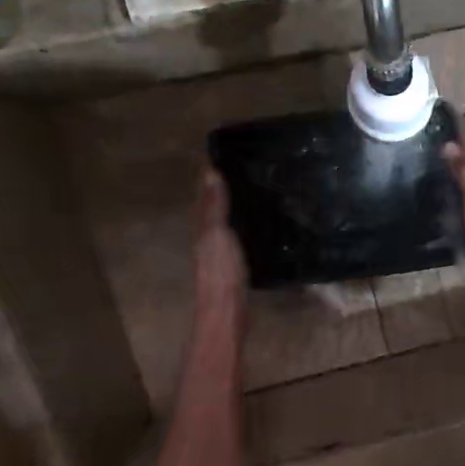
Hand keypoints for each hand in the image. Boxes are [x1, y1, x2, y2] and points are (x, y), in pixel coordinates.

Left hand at [193, 166, 247, 324]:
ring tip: (256, 188)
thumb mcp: (217, 235)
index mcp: (203, 228)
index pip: (205, 193)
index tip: (224, 151)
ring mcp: (221, 253)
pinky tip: (261, 224)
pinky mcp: (235, 266)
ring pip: (226, 221)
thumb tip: (210, 171)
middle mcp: (209, 238)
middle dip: (225, 186)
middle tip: (246, 165)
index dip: (210, 174)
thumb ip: (215, 207)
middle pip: (214, 206)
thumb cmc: (221, 273)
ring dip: (236, 205)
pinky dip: (246, 224)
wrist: (226, 314)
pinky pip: (239, 236)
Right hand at [443, 135, 464, 304]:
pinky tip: (435, 191)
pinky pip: (459, 199)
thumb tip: (449, 144)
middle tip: (426, 133)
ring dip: (449, 168)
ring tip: (426, 158)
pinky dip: (448, 191)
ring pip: (463, 179)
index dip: (458, 130)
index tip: (441, 112)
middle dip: (451, 147)